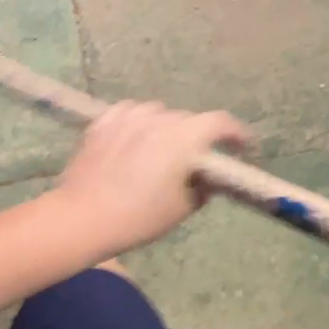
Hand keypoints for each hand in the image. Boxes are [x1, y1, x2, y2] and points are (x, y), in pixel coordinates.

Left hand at [52, 101, 250, 255]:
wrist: (85, 215)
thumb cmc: (140, 216)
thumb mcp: (183, 206)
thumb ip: (202, 186)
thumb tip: (206, 177)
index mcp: (182, 138)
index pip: (219, 122)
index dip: (236, 133)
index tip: (243, 148)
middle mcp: (155, 120)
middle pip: (186, 118)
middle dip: (199, 135)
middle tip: (199, 157)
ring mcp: (124, 118)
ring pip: (155, 112)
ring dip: (166, 125)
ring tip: (165, 146)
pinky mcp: (100, 124)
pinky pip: (126, 112)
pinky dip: (137, 120)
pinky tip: (135, 134)